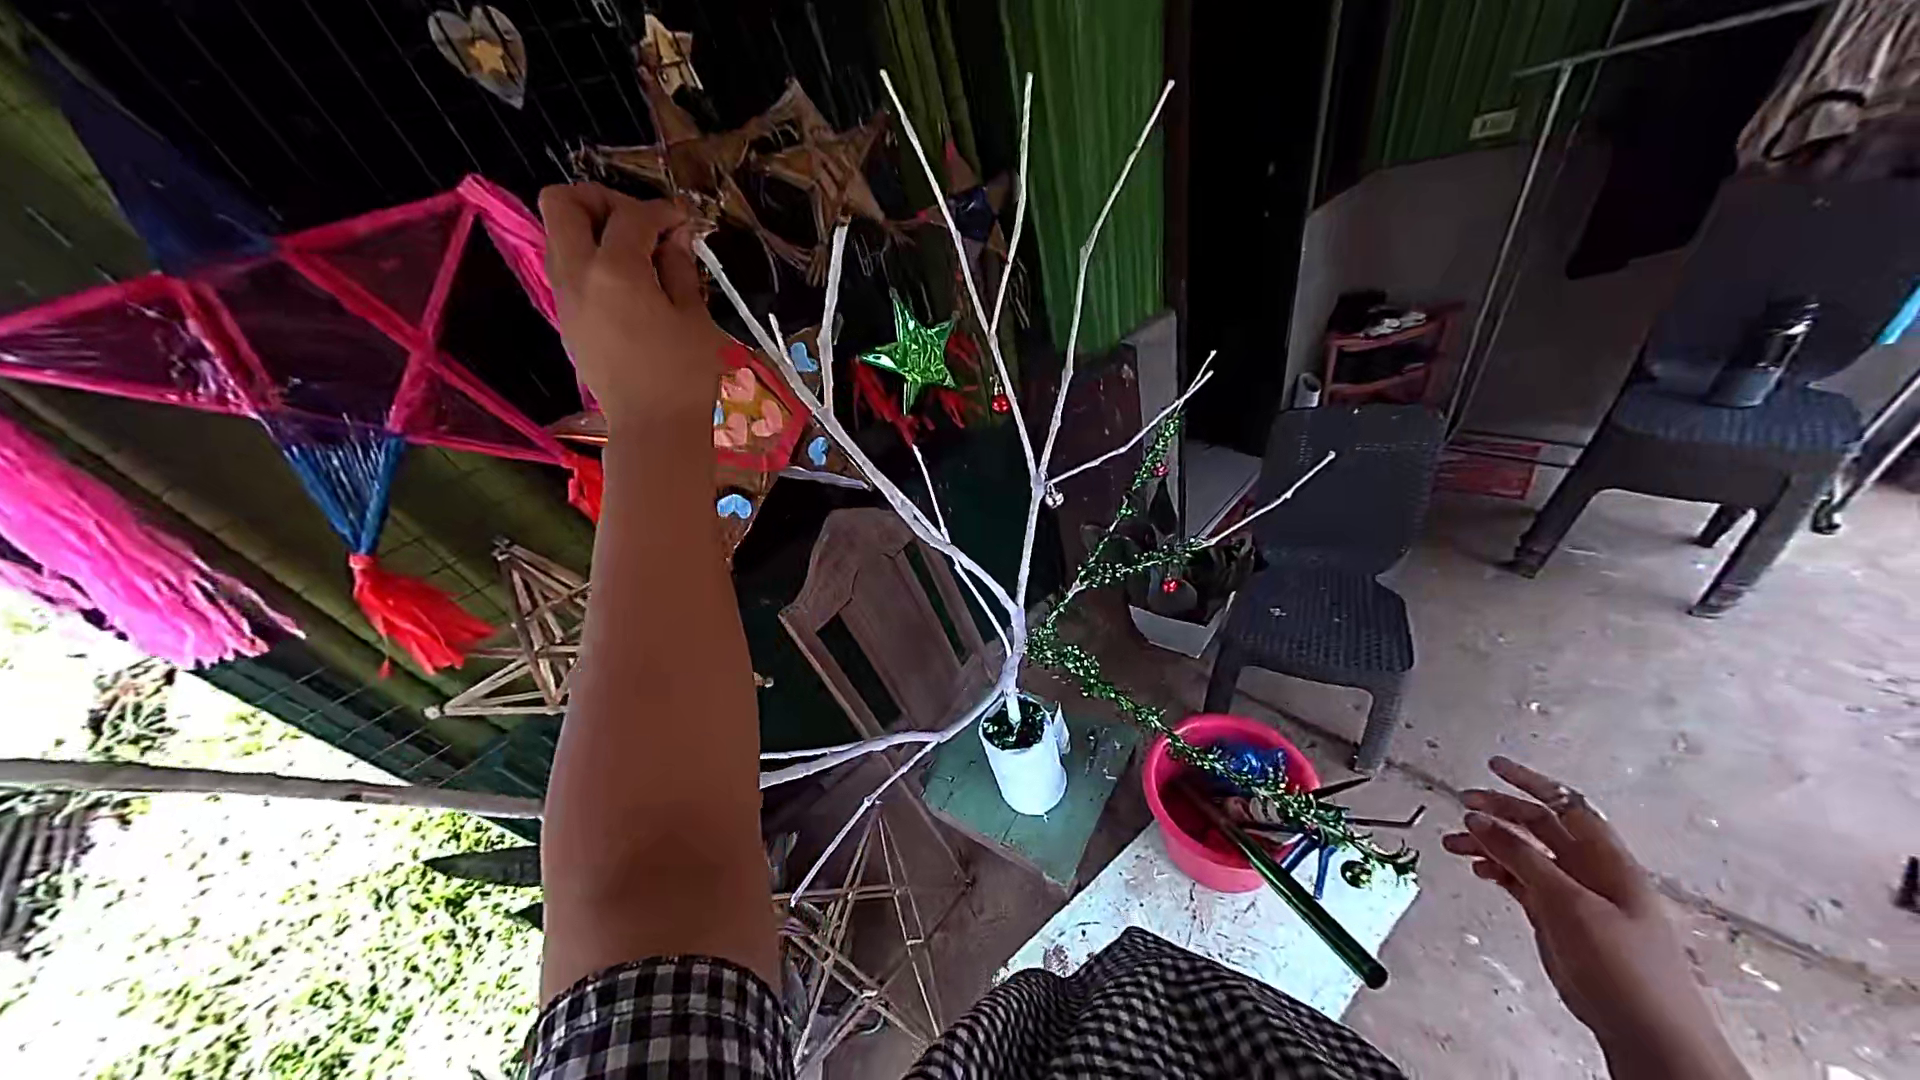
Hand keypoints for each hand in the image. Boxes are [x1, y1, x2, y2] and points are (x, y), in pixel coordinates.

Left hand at [539, 183, 727, 432]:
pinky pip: (567, 268)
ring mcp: (565, 298)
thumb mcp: (695, 318)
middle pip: (563, 203)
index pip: (631, 216)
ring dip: (592, 230)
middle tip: (639, 223)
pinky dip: (591, 260)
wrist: (654, 427)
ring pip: (558, 234)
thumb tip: (674, 238)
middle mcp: (578, 274)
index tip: (684, 221)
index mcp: (616, 271)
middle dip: (602, 200)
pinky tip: (628, 286)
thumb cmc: (685, 375)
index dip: (661, 211)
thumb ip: (680, 269)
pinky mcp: (567, 320)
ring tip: (636, 255)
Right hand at [1442, 757, 1746, 1079]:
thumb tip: (1478, 818)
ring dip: (1488, 843)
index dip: (1531, 782)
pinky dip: (1495, 869)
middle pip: (1539, 826)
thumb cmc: (1623, 966)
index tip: (1493, 765)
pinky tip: (1477, 870)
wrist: (1647, 1034)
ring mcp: (1573, 895)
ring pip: (1523, 853)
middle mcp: (1589, 871)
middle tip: (1462, 805)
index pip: (1566, 805)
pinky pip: (1519, 879)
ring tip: (1455, 844)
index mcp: (1606, 861)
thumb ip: (1521, 857)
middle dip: (1499, 811)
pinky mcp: (1556, 917)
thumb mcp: (1569, 904)